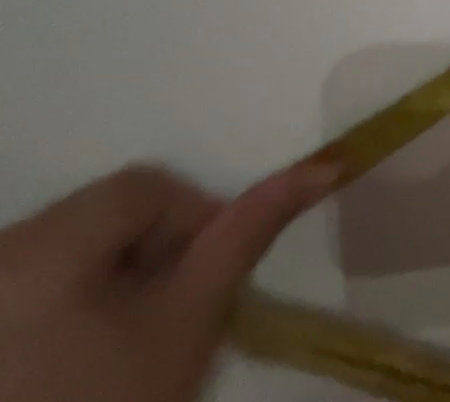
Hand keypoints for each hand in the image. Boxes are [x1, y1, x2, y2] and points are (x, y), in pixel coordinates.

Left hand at [0, 162, 335, 401]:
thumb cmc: (115, 394)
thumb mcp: (192, 314)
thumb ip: (248, 231)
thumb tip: (325, 166)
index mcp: (39, 246)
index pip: (143, 186)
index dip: (192, 218)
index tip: (204, 277)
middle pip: (99, 214)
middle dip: (150, 249)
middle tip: (165, 311)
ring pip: (64, 246)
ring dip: (108, 274)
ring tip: (118, 338)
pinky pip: (25, 280)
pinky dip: (62, 300)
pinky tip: (69, 354)